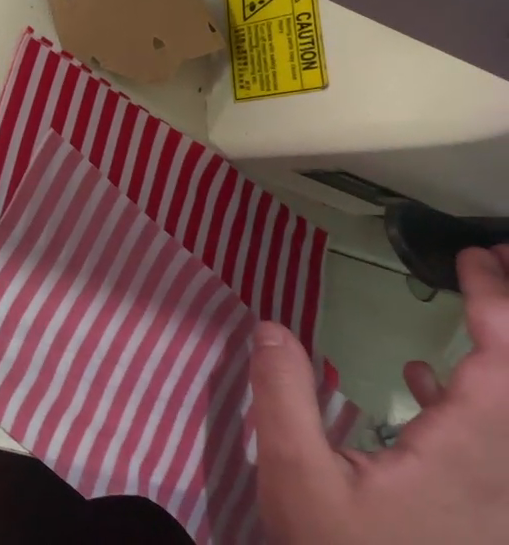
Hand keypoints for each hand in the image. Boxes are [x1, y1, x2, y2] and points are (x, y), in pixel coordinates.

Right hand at [252, 246, 508, 543]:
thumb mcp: (296, 473)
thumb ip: (282, 396)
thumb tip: (269, 326)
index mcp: (469, 452)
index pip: (502, 364)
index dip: (495, 305)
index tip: (471, 256)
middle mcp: (503, 464)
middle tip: (488, 260)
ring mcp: (498, 485)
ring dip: (498, 344)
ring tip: (473, 300)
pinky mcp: (480, 497)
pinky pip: (492, 428)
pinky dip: (469, 388)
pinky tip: (423, 375)